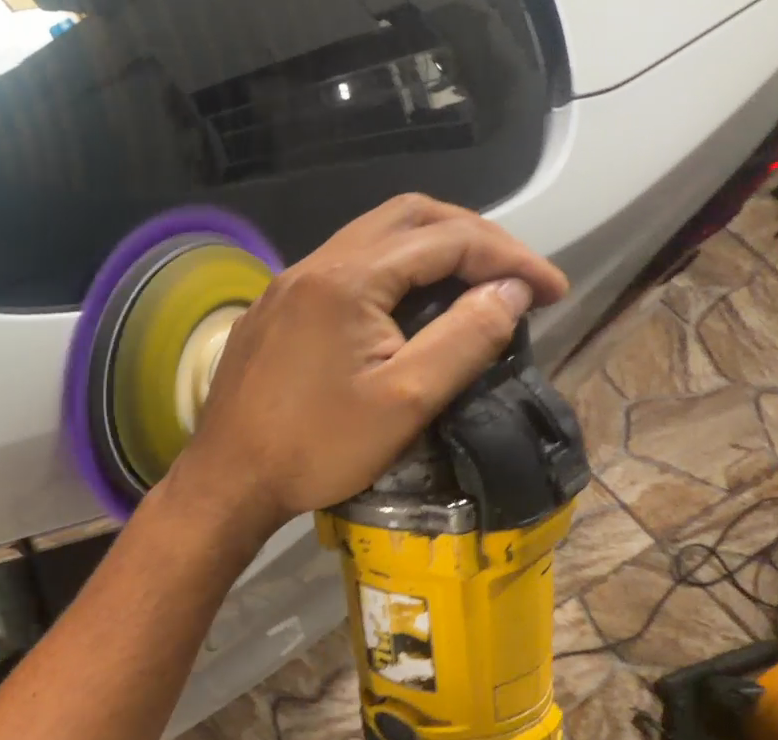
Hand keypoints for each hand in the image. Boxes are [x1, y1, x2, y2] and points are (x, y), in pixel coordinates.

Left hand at [168, 194, 568, 530]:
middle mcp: (304, 271)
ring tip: (465, 292)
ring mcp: (276, 294)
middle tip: (508, 279)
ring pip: (363, 244)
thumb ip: (468, 336)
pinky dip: (378, 278)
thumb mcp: (408, 399)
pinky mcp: (263, 320)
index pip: (447, 237)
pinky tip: (398, 314)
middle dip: (468, 237)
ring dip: (422, 254)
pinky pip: (331, 275)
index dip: (512, 258)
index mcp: (342, 280)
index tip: (550, 295)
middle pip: (403, 219)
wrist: (227, 483)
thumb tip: (510, 291)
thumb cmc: (315, 448)